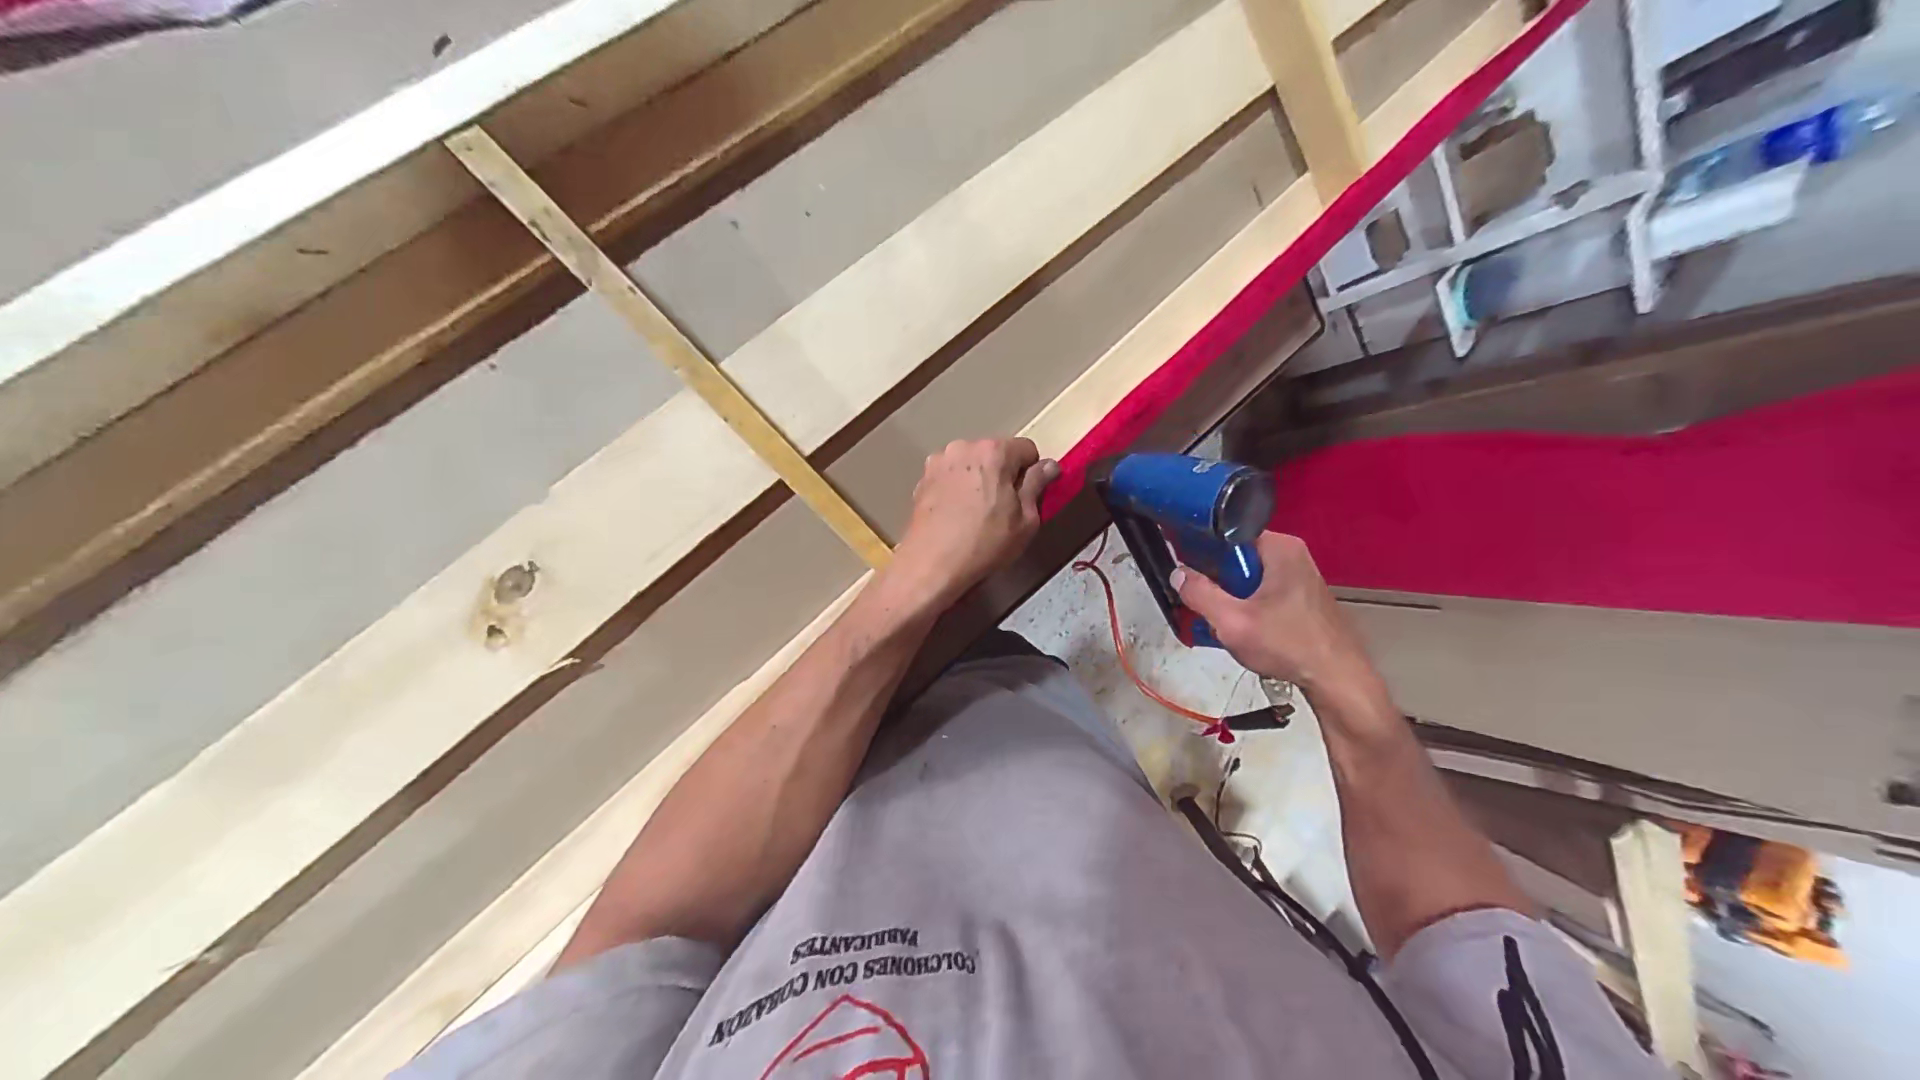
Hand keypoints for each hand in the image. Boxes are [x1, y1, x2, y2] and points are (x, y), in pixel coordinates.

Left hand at [889, 438, 1058, 605]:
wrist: (931, 565)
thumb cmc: (983, 544)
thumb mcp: (1026, 520)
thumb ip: (1038, 485)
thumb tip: (1049, 466)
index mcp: (993, 451)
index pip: (1026, 449)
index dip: (1032, 473)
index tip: (1028, 496)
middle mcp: (963, 448)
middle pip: (996, 453)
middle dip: (1003, 475)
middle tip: (1004, 509)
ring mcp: (939, 462)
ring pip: (972, 464)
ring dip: (979, 480)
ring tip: (977, 514)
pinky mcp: (923, 479)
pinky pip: (951, 477)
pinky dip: (958, 489)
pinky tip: (958, 515)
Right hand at [1171, 532, 1379, 702]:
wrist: (1337, 680)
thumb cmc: (1286, 644)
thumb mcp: (1232, 621)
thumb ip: (1200, 594)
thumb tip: (1177, 573)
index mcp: (1279, 547)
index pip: (1227, 534)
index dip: (1201, 550)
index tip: (1183, 569)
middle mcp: (1291, 554)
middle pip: (1236, 557)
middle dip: (1215, 580)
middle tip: (1200, 603)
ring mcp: (1299, 576)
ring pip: (1247, 577)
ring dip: (1229, 597)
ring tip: (1218, 621)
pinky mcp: (1301, 597)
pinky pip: (1261, 591)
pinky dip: (1246, 606)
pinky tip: (1240, 629)